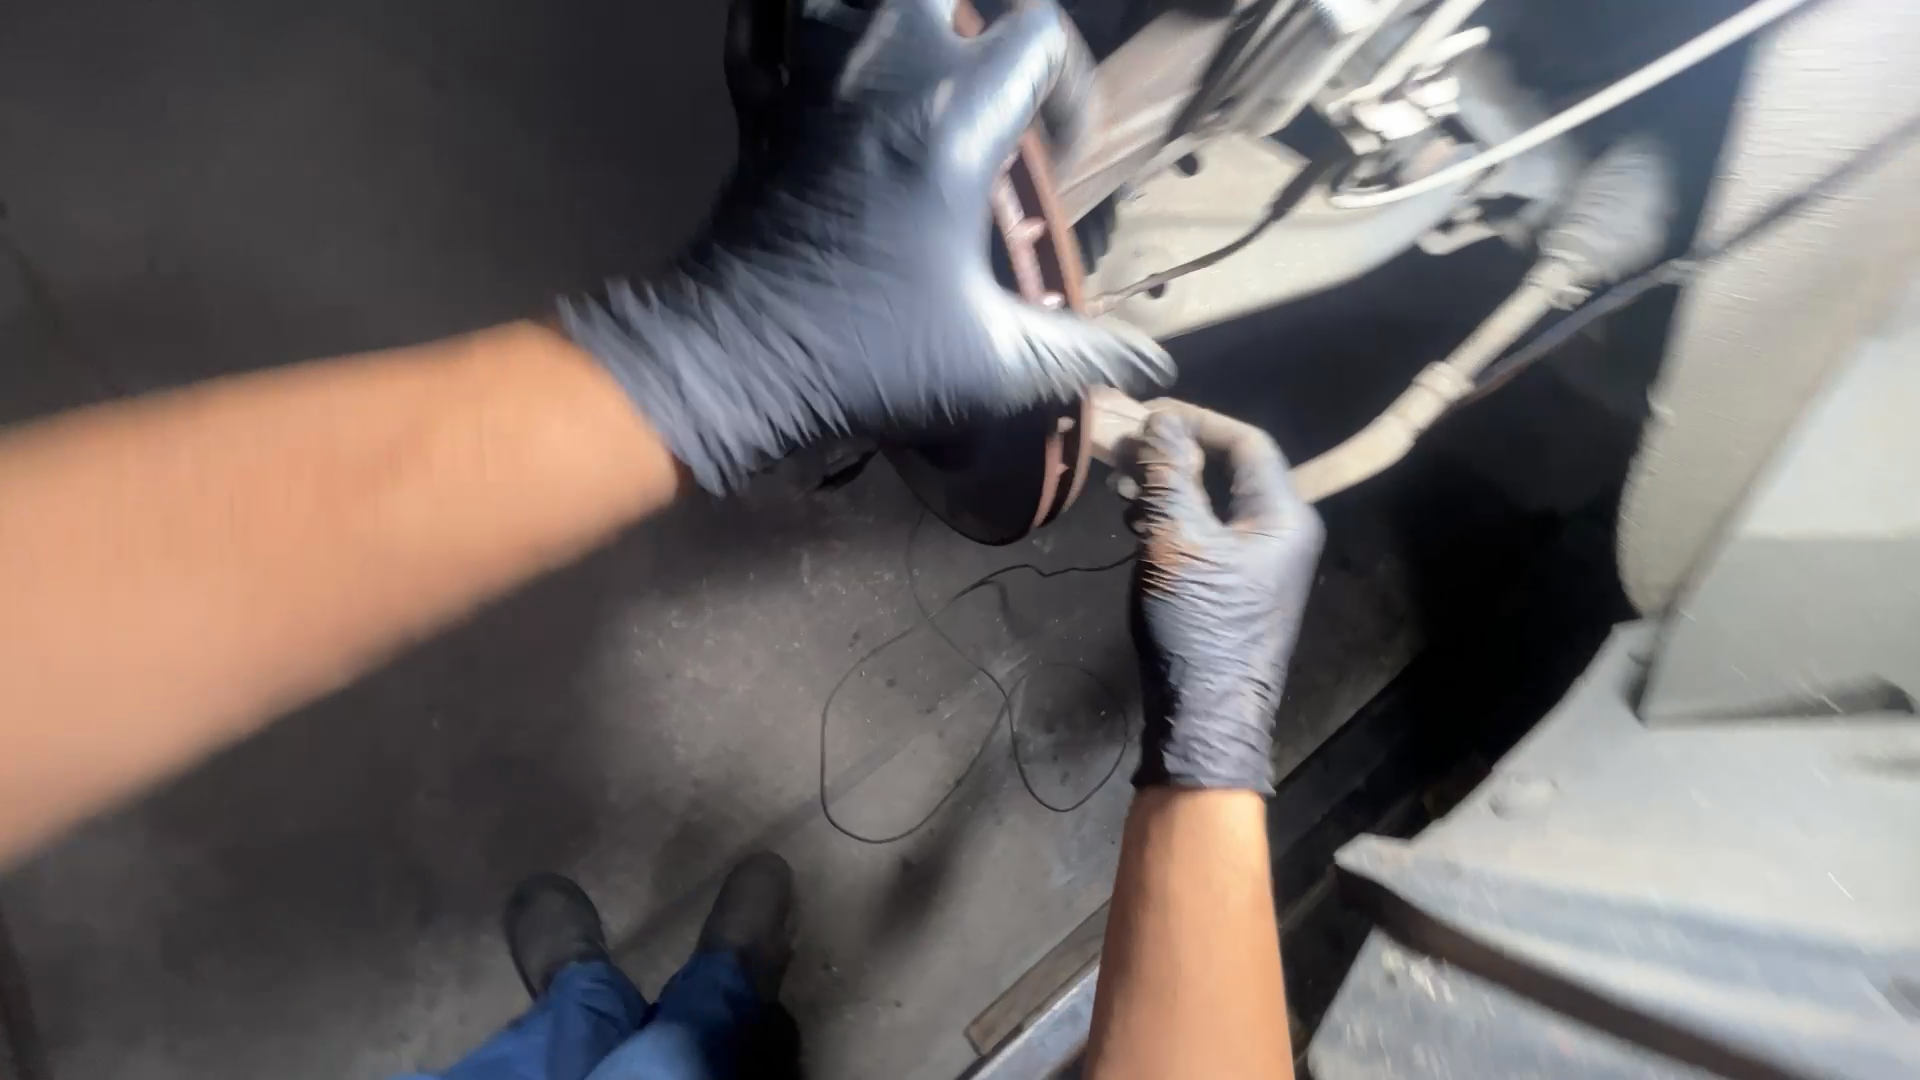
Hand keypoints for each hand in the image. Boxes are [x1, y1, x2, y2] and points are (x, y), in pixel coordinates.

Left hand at [561, 0, 1171, 492]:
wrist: (737, 366)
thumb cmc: (870, 361)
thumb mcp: (995, 366)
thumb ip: (1086, 353)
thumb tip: (1160, 366)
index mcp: (950, 126)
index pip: (1038, 38)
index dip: (1067, 88)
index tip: (1059, 155)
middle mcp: (881, 75)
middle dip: (984, 23)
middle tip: (992, 85)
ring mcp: (811, 80)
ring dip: (896, 16)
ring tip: (923, 63)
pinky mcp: (760, 104)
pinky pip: (770, 17)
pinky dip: (798, 20)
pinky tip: (829, 64)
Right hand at [1127, 403, 1323, 794]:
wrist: (1204, 714)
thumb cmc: (1198, 625)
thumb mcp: (1177, 543)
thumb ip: (1169, 477)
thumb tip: (1160, 422)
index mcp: (1281, 516)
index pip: (1246, 443)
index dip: (1196, 422)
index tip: (1147, 416)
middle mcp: (1276, 533)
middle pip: (1226, 471)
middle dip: (1172, 457)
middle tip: (1123, 452)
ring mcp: (1254, 561)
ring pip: (1209, 502)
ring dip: (1165, 488)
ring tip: (1122, 488)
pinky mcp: (1229, 584)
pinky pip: (1202, 533)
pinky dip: (1168, 519)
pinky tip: (1136, 522)